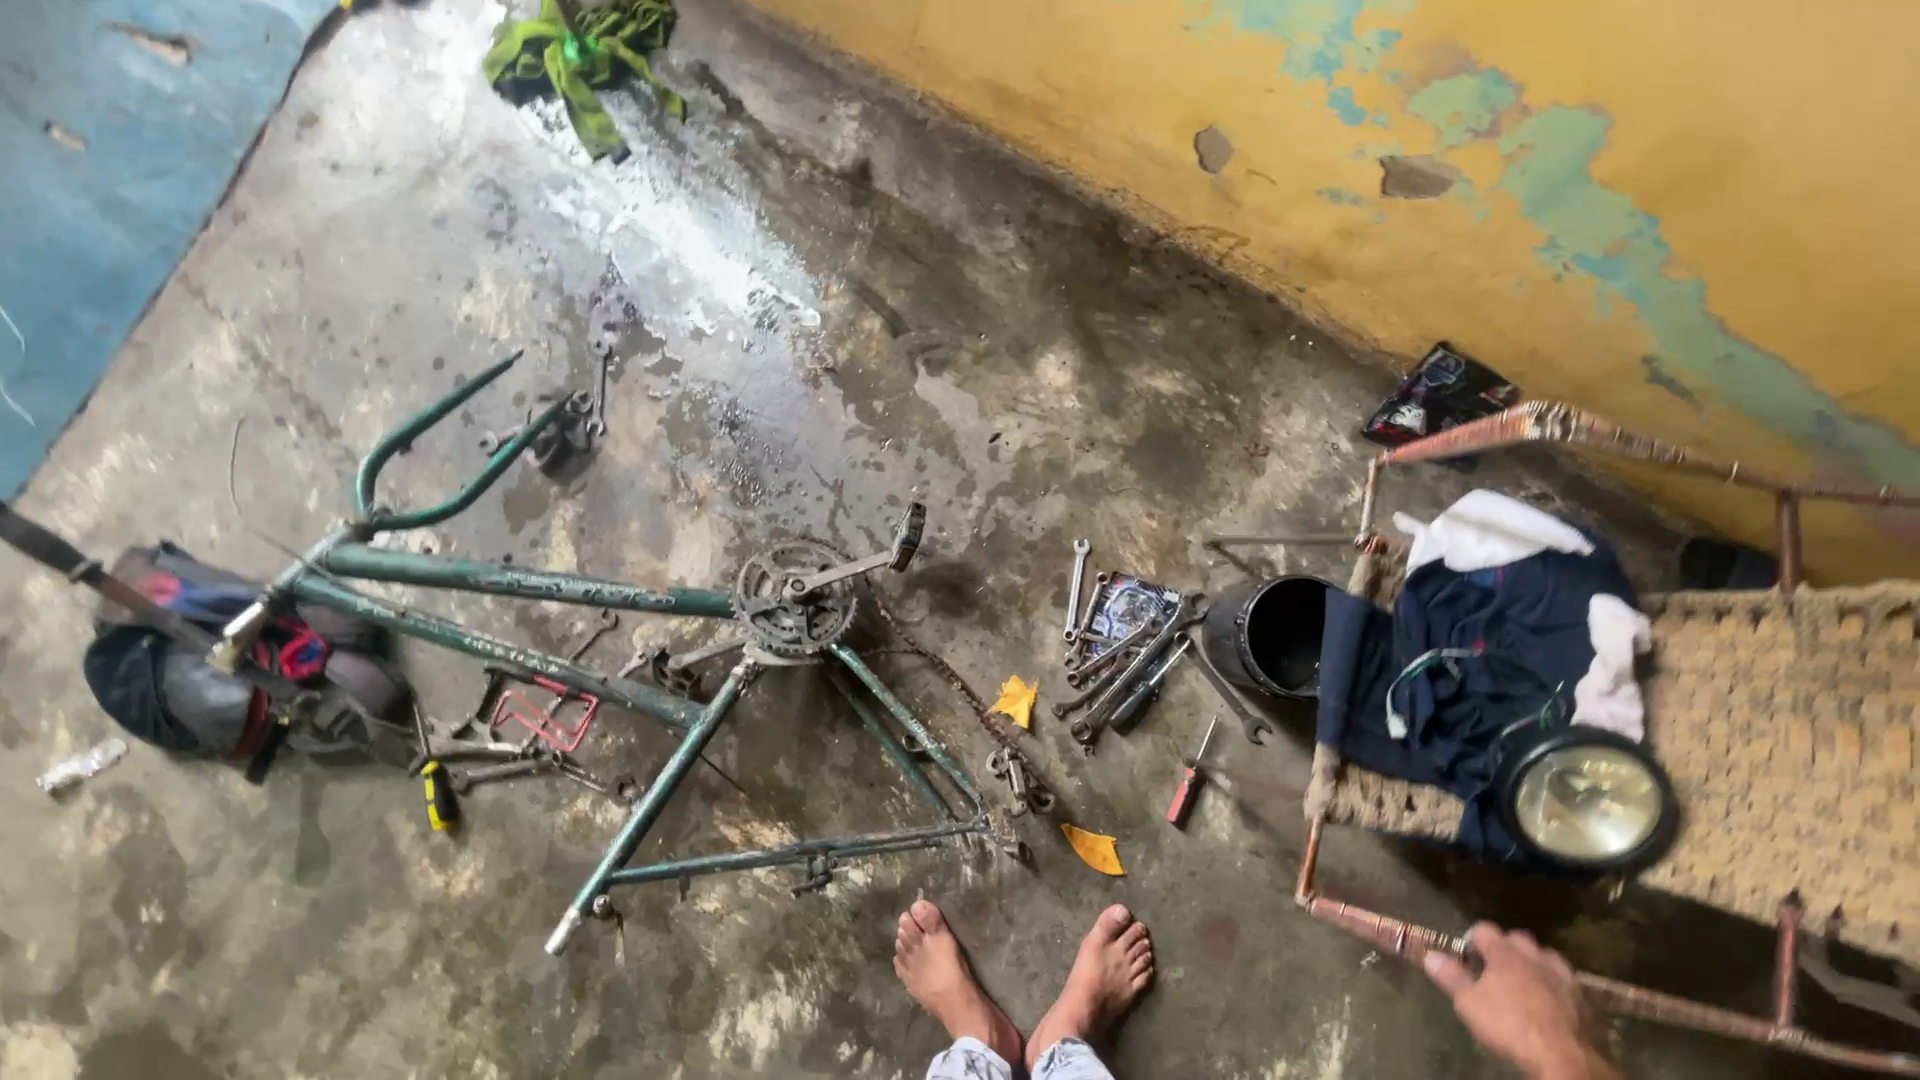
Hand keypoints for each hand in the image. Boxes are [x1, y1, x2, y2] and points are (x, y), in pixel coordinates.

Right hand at [1424, 923, 1617, 1079]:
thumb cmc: (1509, 1026)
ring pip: (1546, 956)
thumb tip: (1430, 954)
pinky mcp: (1583, 999)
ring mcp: (1562, 977)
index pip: (1484, 929)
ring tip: (1526, 982)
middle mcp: (1534, 957)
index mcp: (1504, 954)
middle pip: (1518, 938)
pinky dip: (1556, 984)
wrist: (1564, 1058)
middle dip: (1507, 947)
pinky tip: (1551, 1001)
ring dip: (1535, 963)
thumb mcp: (1469, 1003)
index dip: (1473, 939)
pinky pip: (1566, 981)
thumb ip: (1450, 976)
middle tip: (1496, 968)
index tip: (1467, 957)